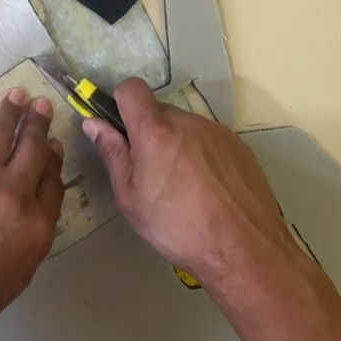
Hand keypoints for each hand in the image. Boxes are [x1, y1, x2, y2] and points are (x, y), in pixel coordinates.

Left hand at [0, 89, 65, 340]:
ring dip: (10, 110)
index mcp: (38, 224)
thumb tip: (35, 197)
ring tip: (16, 94)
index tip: (54, 142)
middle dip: (38, 122)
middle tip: (41, 103)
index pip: (53, 178)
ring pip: (0, 133)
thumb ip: (34, 228)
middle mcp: (15, 193)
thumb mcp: (23, 266)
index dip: (54, 156)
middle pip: (32, 148)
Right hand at [83, 78, 296, 289]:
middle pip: (159, 112)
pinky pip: (210, 140)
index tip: (121, 129)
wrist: (246, 252)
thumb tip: (94, 123)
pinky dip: (203, 155)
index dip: (121, 102)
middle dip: (150, 132)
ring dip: (177, 144)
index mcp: (155, 131)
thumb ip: (113, 154)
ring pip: (185, 127)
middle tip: (152, 172)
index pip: (132, 88)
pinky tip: (209, 189)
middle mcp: (188, 122)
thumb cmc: (178, 229)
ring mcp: (217, 132)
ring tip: (185, 187)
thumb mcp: (131, 199)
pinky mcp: (240, 146)